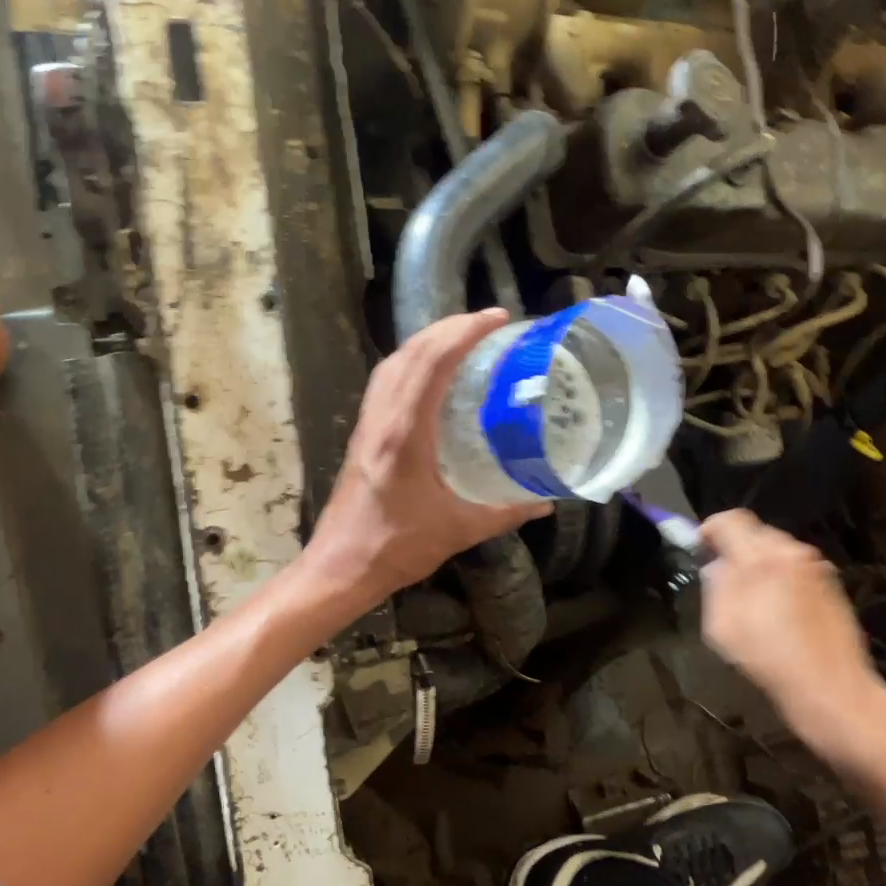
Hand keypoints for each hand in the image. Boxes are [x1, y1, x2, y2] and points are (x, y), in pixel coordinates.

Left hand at [305, 309, 550, 597]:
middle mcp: (382, 418)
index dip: (465, 330)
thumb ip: (505, 513)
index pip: (432, 361)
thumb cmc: (395, 549)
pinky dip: (412, 364)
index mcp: (404, 433)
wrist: (340, 567)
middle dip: (450, 327)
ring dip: (428, 341)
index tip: (498, 318)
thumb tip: (545, 502)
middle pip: (411, 352)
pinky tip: (434, 377)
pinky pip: (386, 382)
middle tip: (489, 324)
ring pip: (394, 363)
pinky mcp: (362, 435)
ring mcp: (367, 424)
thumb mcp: (459, 531)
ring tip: (465, 339)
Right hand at [699, 511, 885, 774]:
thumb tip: (716, 566)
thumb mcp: (722, 627)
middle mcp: (792, 553)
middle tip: (723, 576)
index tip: (701, 549)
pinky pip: (797, 568)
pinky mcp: (832, 584)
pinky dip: (782, 577)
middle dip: (736, 547)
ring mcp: (817, 567)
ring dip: (760, 563)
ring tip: (751, 595)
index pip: (731, 520)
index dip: (710, 529)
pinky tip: (778, 609)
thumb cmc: (768, 658)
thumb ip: (715, 586)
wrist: (831, 687)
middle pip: (756, 532)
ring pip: (779, 550)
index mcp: (761, 558)